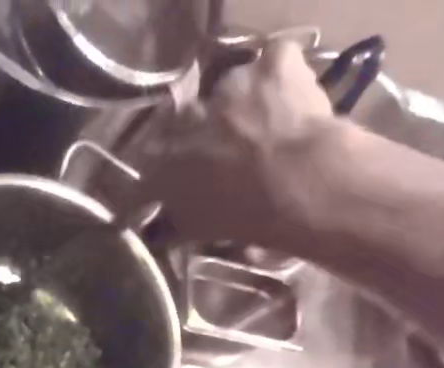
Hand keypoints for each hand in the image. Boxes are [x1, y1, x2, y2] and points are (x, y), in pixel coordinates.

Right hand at [131, 35, 345, 247]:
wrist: (297, 181)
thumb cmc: (239, 215)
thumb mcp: (194, 229)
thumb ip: (172, 220)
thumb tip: (160, 225)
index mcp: (162, 160)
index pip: (146, 164)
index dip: (156, 175)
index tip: (165, 187)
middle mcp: (187, 116)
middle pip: (183, 120)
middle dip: (195, 133)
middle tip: (216, 152)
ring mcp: (230, 85)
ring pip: (227, 90)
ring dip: (237, 104)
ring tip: (258, 124)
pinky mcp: (273, 63)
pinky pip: (272, 63)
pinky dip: (278, 77)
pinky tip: (287, 95)